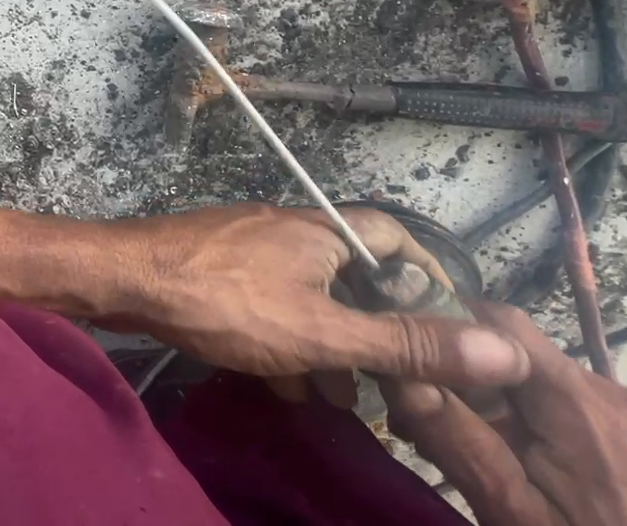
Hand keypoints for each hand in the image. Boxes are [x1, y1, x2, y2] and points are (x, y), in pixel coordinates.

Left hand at [97, 204, 530, 390]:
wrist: (117, 279)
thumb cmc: (221, 300)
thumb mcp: (322, 331)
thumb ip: (407, 344)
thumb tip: (508, 350)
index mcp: (315, 231)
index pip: (392, 236)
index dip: (427, 277)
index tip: (446, 328)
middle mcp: (279, 229)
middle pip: (348, 276)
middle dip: (371, 331)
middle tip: (390, 385)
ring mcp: (238, 246)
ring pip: (302, 296)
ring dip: (325, 344)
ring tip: (337, 398)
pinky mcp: (207, 266)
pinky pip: (261, 301)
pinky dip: (280, 337)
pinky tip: (283, 382)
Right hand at [383, 302, 626, 525]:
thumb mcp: (516, 513)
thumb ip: (458, 440)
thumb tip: (397, 373)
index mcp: (582, 405)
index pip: (496, 321)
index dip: (440, 328)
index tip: (402, 365)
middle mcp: (620, 397)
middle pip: (518, 356)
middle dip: (463, 380)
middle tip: (424, 429)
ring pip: (548, 385)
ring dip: (503, 405)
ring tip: (480, 454)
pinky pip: (585, 412)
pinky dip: (545, 426)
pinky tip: (535, 469)